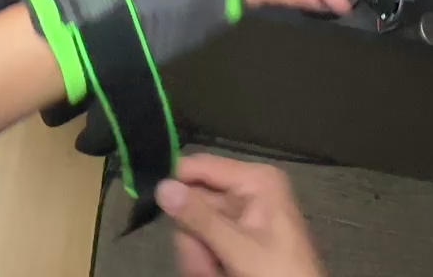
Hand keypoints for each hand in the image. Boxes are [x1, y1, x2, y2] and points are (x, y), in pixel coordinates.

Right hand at [157, 154, 325, 276]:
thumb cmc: (278, 275)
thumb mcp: (239, 249)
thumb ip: (200, 218)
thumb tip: (161, 186)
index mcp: (255, 179)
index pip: (202, 166)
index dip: (176, 181)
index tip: (154, 201)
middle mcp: (248, 189)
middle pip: (197, 199)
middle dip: (194, 235)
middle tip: (202, 263)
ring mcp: (244, 213)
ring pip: (198, 223)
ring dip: (199, 253)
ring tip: (211, 272)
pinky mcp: (241, 235)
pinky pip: (208, 239)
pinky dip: (207, 259)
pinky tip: (215, 272)